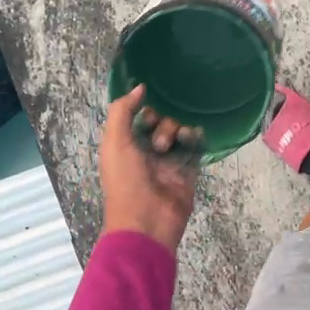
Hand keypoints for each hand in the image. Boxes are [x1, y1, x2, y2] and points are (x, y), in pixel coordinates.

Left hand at [99, 85, 201, 252]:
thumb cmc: (125, 181)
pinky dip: (194, 136)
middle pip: (160, 121)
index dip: (143, 111)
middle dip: (161, 122)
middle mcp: (147, 151)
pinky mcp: (188, 169)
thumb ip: (122, 111)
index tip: (146, 115)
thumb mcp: (114, 143)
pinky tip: (190, 137)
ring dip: (176, 130)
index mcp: (126, 145)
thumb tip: (140, 86)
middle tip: (157, 141)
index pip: (138, 117)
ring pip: (178, 129)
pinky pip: (195, 144)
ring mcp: (169, 160)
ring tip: (170, 147)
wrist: (147, 222)